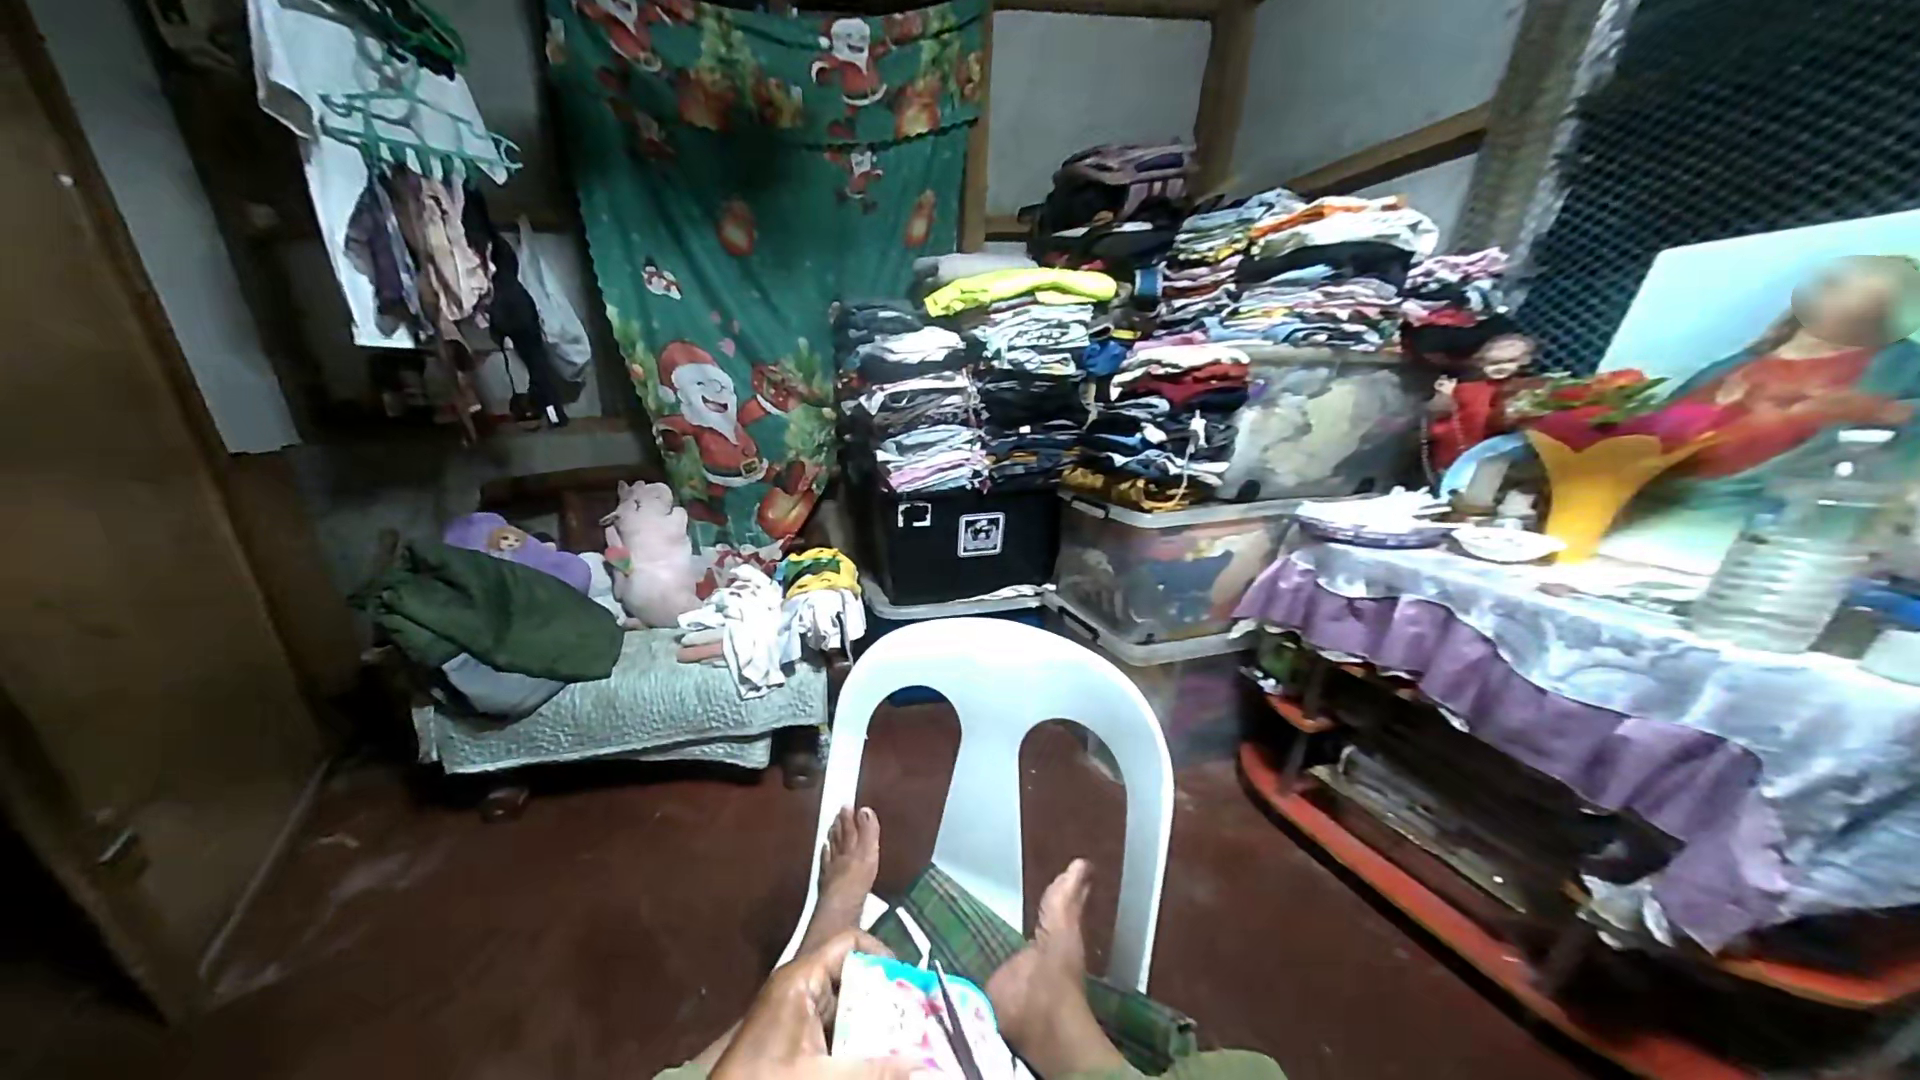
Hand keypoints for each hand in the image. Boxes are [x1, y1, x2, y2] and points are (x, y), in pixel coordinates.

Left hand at [711, 930, 921, 1079]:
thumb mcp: (823, 1079)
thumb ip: (876, 1071)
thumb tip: (928, 1064)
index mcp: (801, 979)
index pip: (850, 942)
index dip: (882, 956)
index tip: (909, 986)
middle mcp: (798, 988)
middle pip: (852, 976)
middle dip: (885, 999)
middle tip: (916, 1021)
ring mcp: (793, 1016)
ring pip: (845, 1007)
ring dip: (873, 1027)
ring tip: (904, 1044)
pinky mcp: (790, 1043)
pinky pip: (832, 1031)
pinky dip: (854, 1045)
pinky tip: (875, 1064)